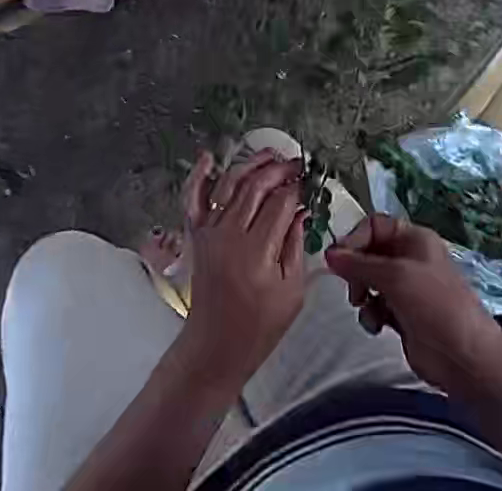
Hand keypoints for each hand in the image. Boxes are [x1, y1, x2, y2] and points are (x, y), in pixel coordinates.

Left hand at [177, 149, 307, 379]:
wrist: (214, 346)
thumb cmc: (258, 327)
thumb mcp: (292, 291)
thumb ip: (296, 245)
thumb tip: (300, 211)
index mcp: (257, 252)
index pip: (280, 203)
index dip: (296, 189)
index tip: (307, 184)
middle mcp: (229, 236)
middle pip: (256, 187)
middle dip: (279, 170)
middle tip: (295, 166)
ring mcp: (209, 232)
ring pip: (230, 184)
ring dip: (251, 164)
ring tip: (271, 155)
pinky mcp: (196, 235)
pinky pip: (194, 198)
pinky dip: (199, 176)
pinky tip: (209, 158)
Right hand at [323, 214, 501, 388]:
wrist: (463, 356)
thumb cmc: (434, 304)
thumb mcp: (396, 276)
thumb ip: (359, 264)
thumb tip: (329, 254)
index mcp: (413, 239)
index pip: (374, 226)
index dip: (355, 239)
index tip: (339, 260)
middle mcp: (409, 258)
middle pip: (368, 253)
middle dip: (355, 270)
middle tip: (353, 289)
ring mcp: (406, 287)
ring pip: (368, 280)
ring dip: (361, 293)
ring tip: (364, 307)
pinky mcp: (401, 313)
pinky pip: (374, 305)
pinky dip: (370, 313)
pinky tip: (376, 325)